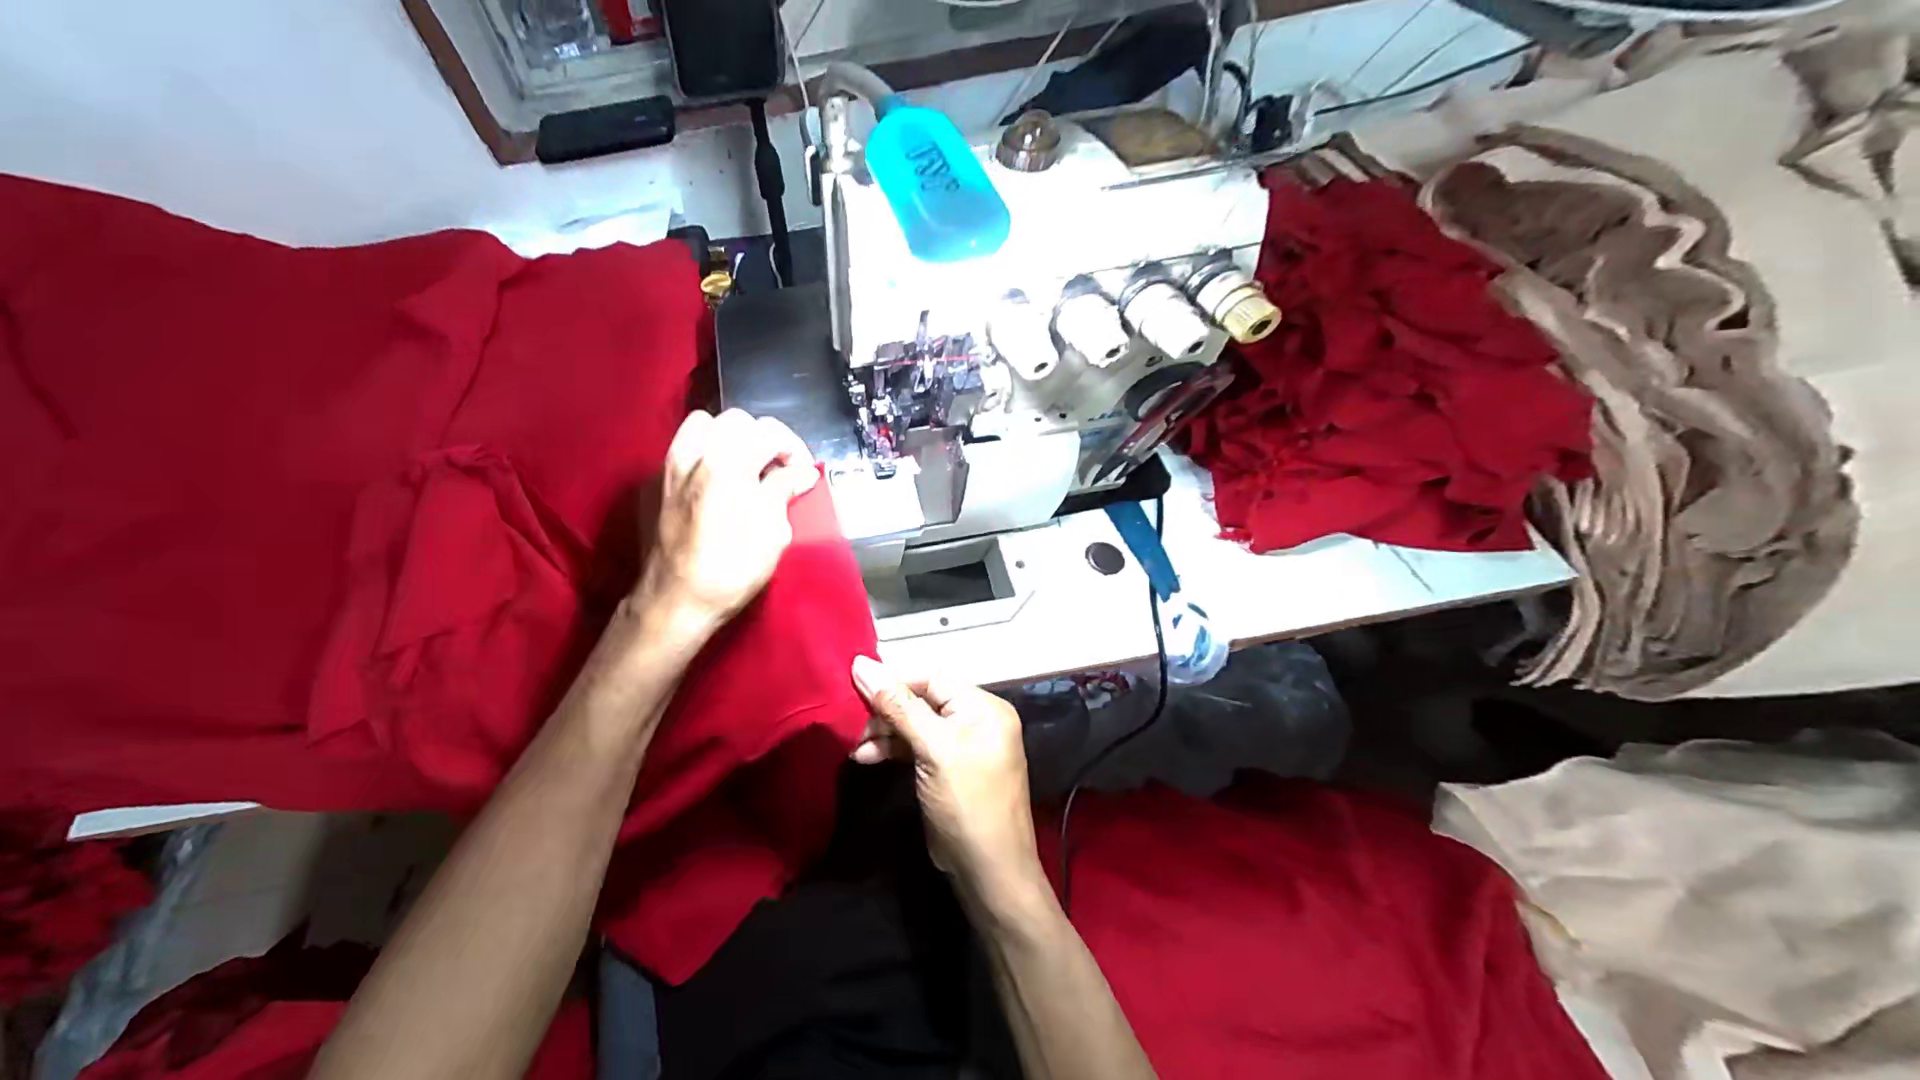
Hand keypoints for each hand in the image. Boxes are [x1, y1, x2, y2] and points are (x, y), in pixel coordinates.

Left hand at [635, 409, 815, 644]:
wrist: (673, 602)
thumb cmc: (730, 573)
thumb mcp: (772, 535)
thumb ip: (783, 491)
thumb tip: (801, 472)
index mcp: (727, 465)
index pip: (769, 432)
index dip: (794, 448)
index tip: (802, 472)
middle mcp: (695, 455)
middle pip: (737, 420)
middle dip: (762, 439)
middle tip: (776, 469)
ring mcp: (669, 466)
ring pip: (704, 425)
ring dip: (729, 438)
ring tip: (743, 467)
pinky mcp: (655, 482)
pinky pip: (683, 447)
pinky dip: (704, 452)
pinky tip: (714, 482)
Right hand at [851, 656, 1043, 905]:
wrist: (989, 872)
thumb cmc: (967, 803)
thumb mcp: (933, 750)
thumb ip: (898, 707)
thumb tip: (861, 664)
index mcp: (983, 707)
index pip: (932, 676)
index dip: (893, 679)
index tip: (853, 685)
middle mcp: (975, 719)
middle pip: (921, 698)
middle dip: (886, 710)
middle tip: (855, 727)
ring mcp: (961, 744)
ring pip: (914, 723)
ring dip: (884, 732)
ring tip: (857, 748)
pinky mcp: (947, 767)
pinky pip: (916, 745)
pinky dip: (892, 749)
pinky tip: (866, 757)